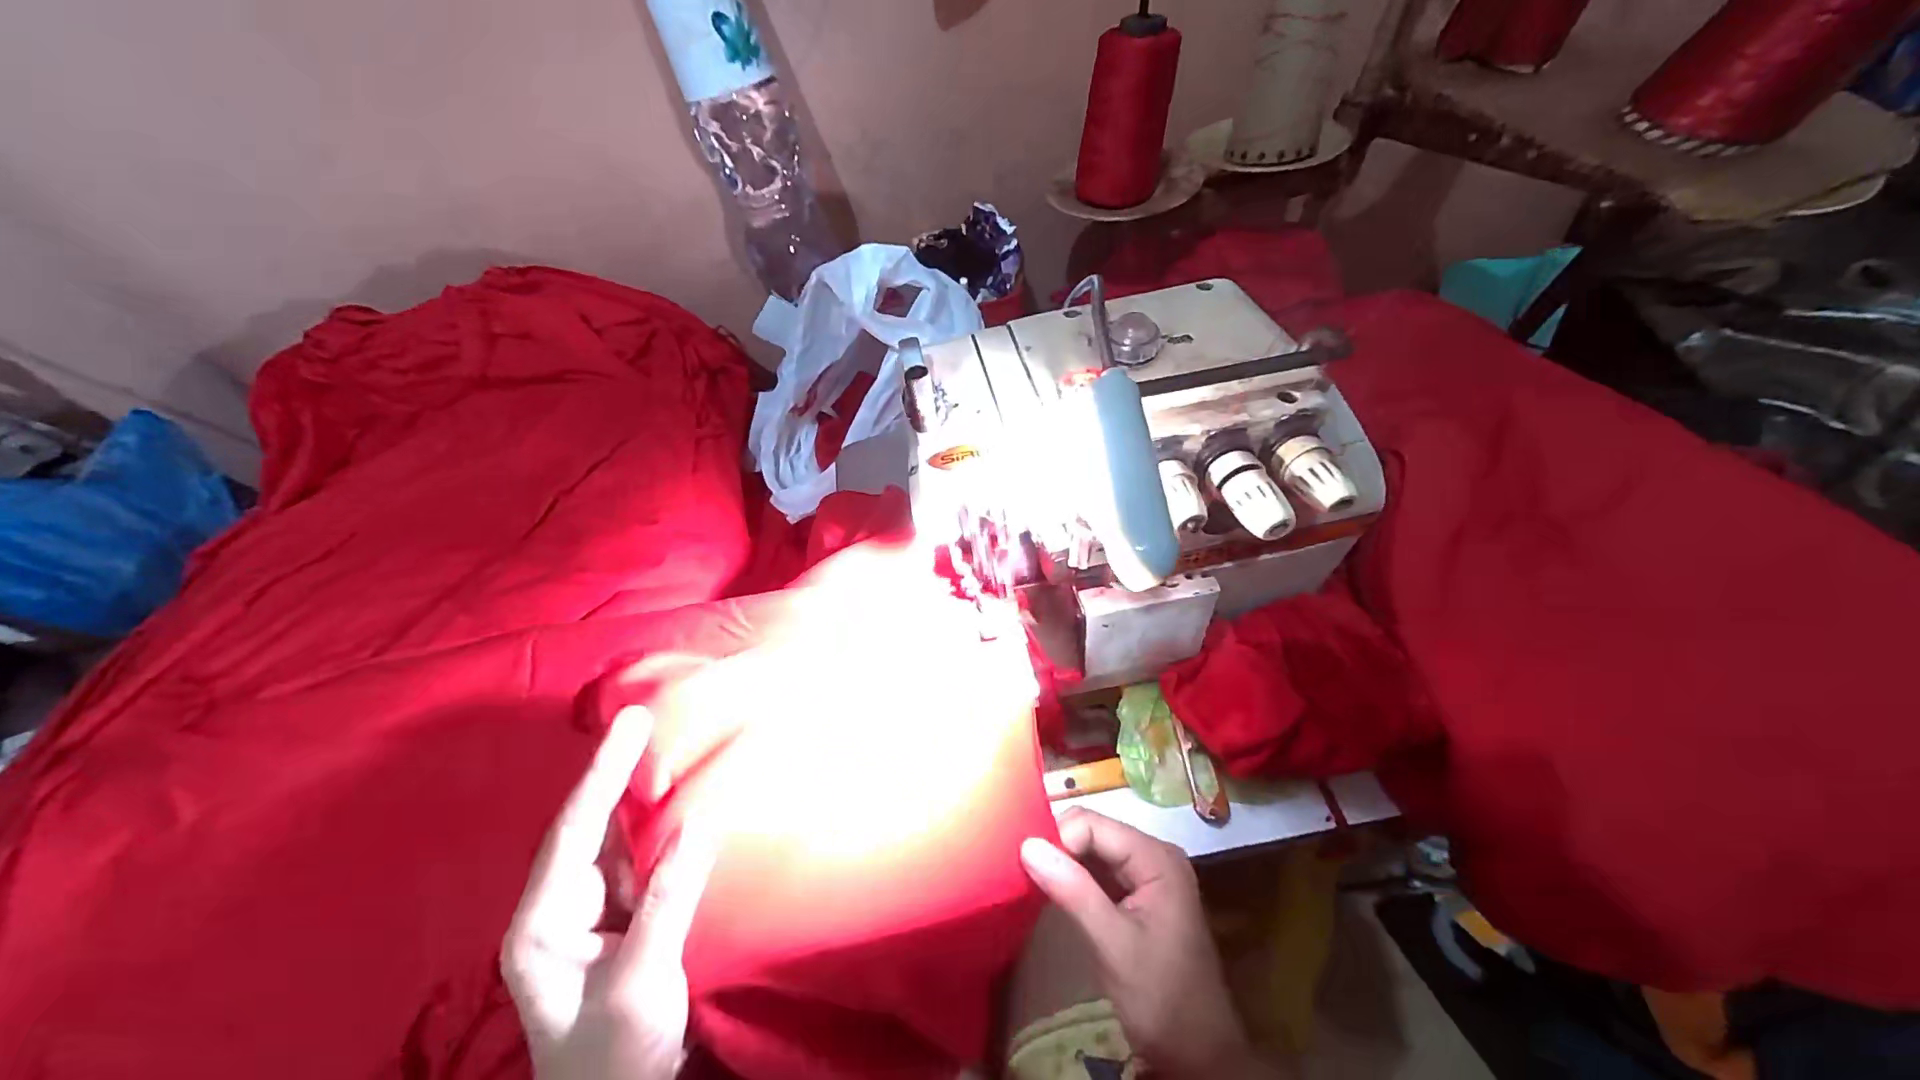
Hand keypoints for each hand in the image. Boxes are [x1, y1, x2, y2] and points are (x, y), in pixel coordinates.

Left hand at [502, 706, 716, 1079]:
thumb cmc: (615, 1057)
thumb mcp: (642, 982)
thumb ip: (668, 900)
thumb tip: (700, 822)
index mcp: (541, 924)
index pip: (573, 831)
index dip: (603, 772)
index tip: (630, 723)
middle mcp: (558, 909)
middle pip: (588, 826)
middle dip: (615, 773)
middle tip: (644, 719)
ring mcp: (590, 914)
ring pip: (613, 839)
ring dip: (636, 795)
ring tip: (661, 746)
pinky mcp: (621, 920)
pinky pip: (639, 859)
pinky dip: (657, 827)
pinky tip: (675, 802)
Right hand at [1020, 808, 1271, 1079]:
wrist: (1198, 1055)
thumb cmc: (1161, 998)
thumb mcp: (1113, 943)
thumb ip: (1072, 890)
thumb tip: (1027, 844)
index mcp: (1156, 858)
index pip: (1093, 824)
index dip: (1058, 839)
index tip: (1028, 867)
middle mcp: (1153, 855)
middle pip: (1093, 832)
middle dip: (1058, 847)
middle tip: (1024, 872)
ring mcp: (1147, 875)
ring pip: (1092, 851)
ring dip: (1063, 863)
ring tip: (1031, 880)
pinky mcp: (1138, 895)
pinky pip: (1099, 872)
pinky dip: (1074, 878)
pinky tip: (1053, 891)